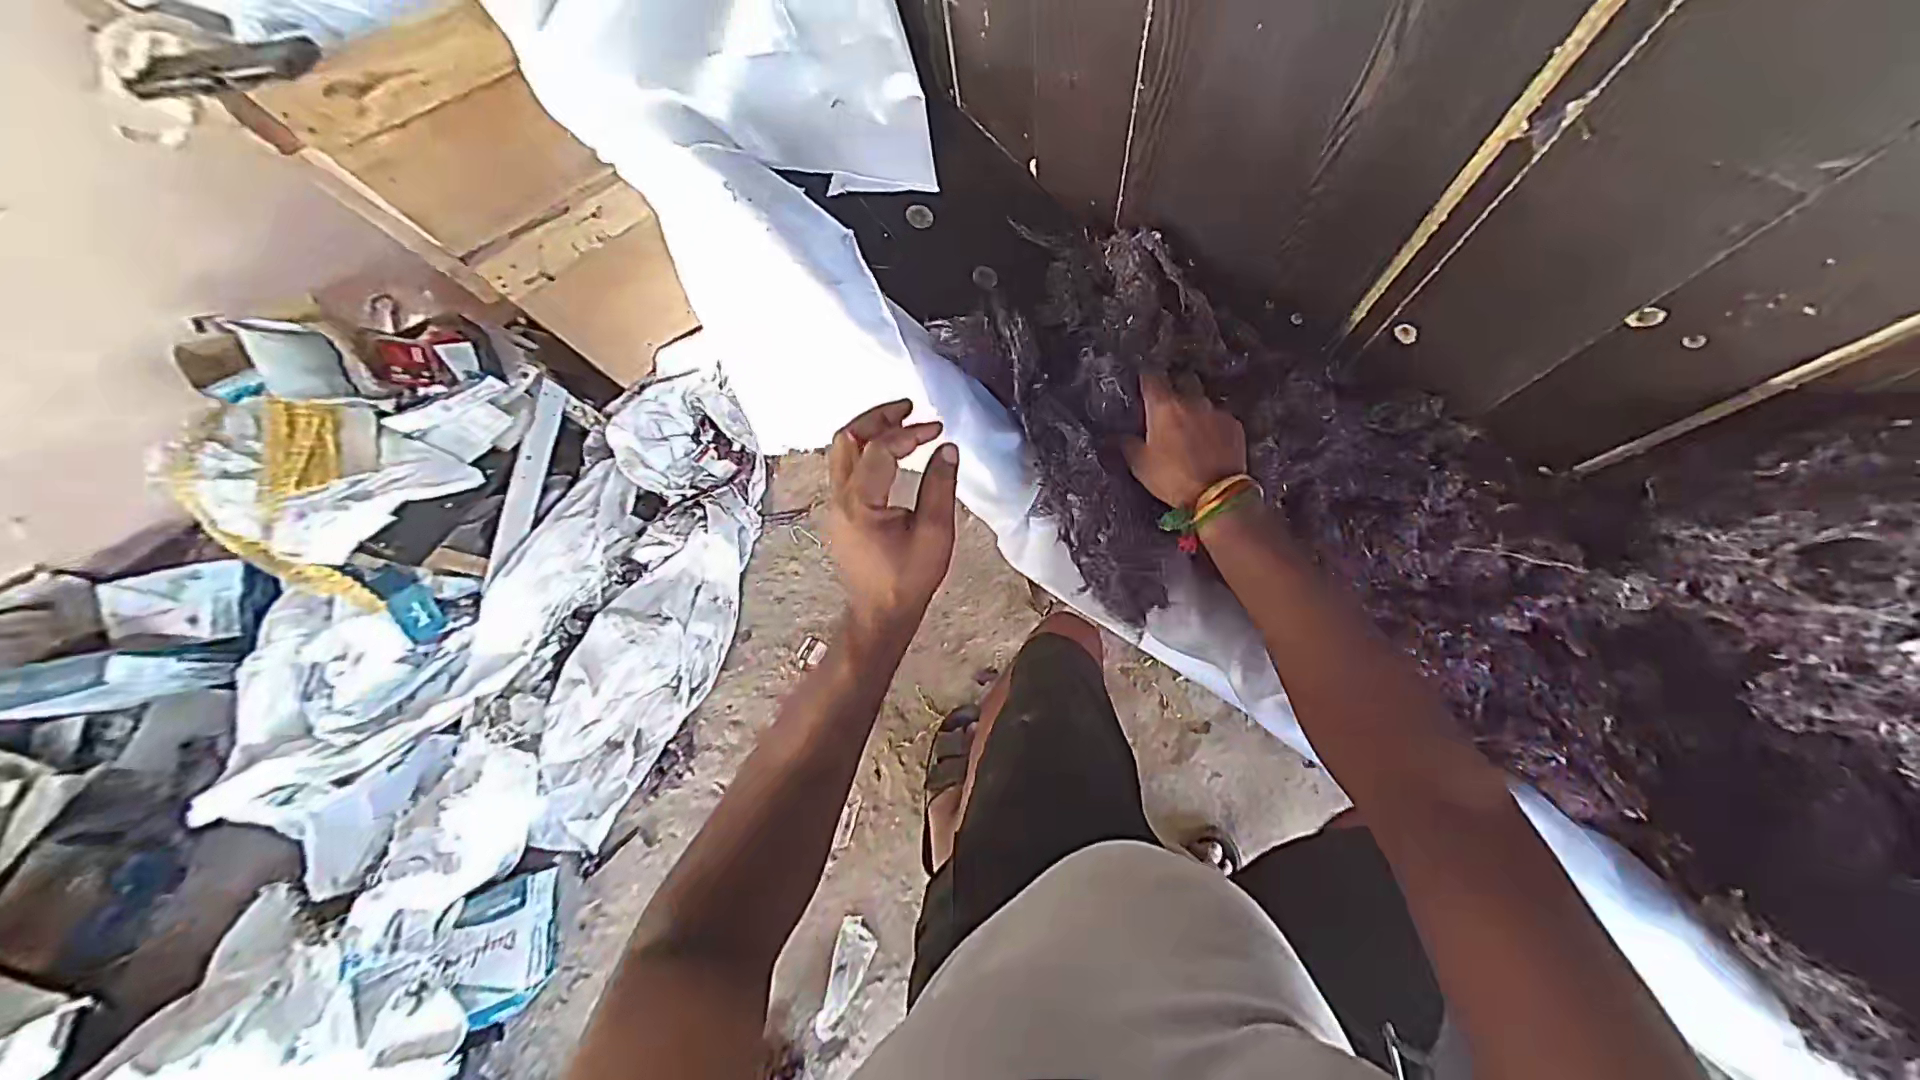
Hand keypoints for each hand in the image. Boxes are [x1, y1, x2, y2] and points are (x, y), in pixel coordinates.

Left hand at [826, 400, 959, 636]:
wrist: (880, 614)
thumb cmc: (907, 579)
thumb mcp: (935, 533)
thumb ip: (941, 486)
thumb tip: (947, 449)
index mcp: (859, 503)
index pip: (880, 449)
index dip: (910, 432)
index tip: (937, 429)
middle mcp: (838, 499)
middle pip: (846, 438)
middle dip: (878, 417)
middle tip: (909, 409)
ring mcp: (834, 505)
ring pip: (841, 451)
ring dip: (869, 432)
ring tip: (901, 424)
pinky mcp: (839, 512)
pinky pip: (845, 468)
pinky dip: (866, 450)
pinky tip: (890, 452)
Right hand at [1123, 372, 1246, 506]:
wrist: (1216, 494)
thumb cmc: (1172, 477)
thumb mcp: (1140, 464)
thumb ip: (1127, 444)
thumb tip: (1116, 435)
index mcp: (1164, 407)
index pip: (1152, 376)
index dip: (1146, 377)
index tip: (1142, 382)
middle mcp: (1192, 401)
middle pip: (1183, 378)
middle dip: (1175, 385)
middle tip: (1166, 403)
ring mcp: (1216, 411)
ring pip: (1203, 399)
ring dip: (1194, 407)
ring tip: (1188, 427)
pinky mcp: (1234, 425)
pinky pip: (1219, 416)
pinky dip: (1212, 424)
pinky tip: (1208, 441)